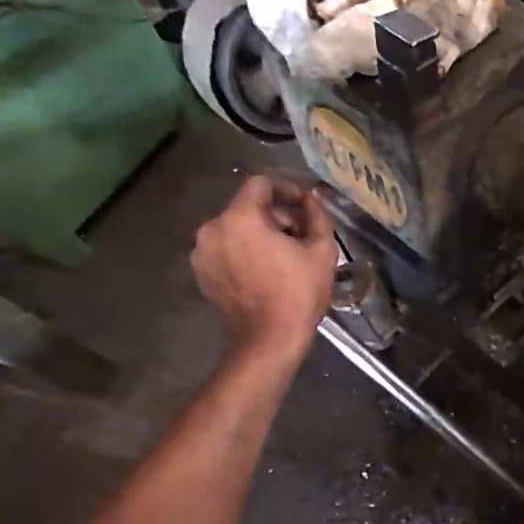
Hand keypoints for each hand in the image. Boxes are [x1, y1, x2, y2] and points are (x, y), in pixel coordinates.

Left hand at [191, 174, 335, 358]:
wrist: (269, 338)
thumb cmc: (299, 292)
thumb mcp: (322, 250)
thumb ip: (317, 215)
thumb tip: (312, 198)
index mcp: (240, 218)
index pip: (261, 184)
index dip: (287, 189)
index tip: (305, 205)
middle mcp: (212, 228)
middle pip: (248, 207)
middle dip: (277, 216)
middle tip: (302, 236)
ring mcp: (202, 252)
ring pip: (236, 228)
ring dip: (261, 234)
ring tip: (285, 255)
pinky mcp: (201, 272)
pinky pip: (226, 249)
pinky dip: (245, 251)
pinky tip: (266, 270)